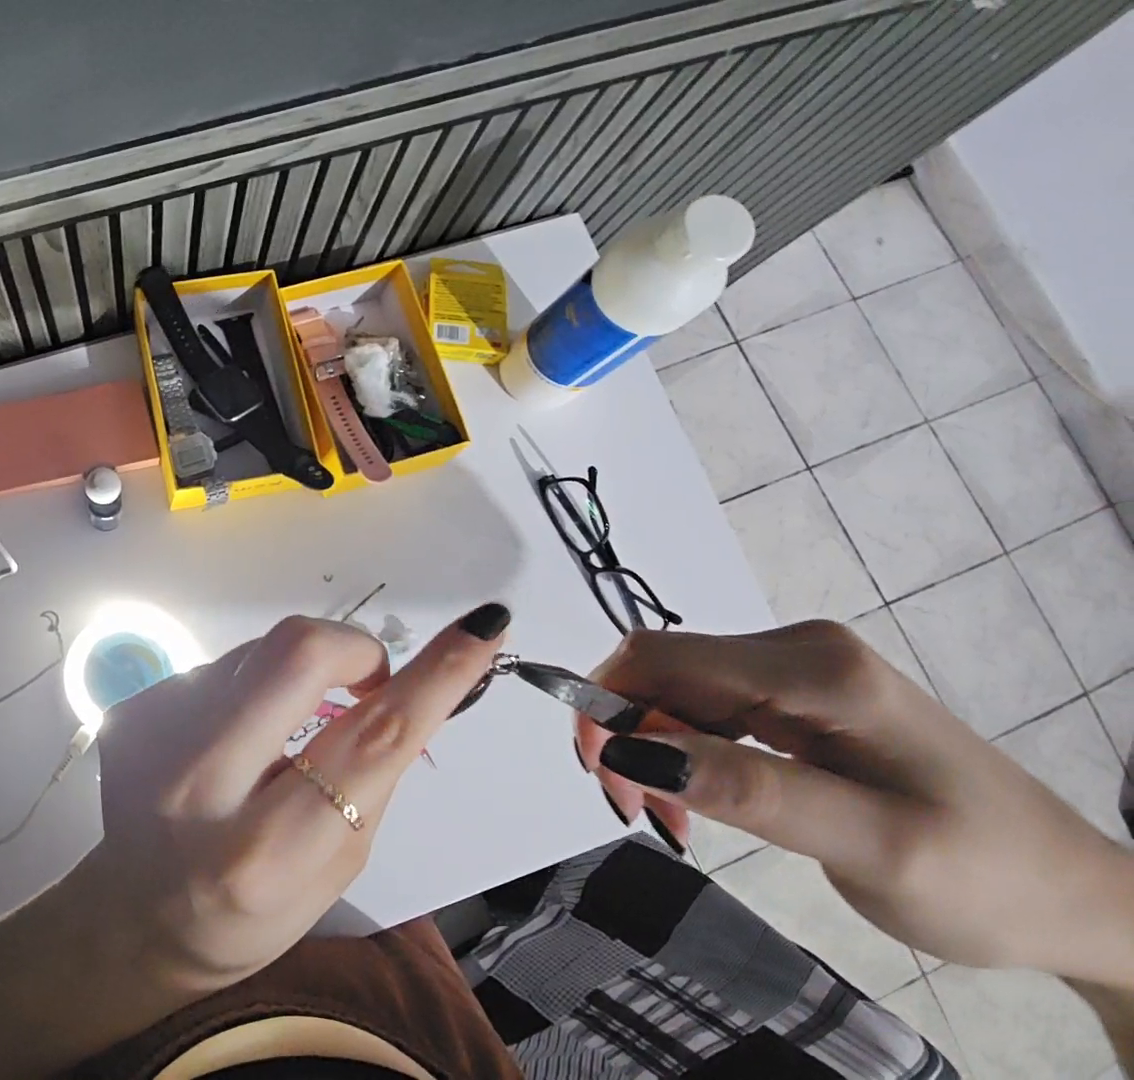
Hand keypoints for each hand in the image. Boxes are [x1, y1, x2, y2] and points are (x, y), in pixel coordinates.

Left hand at [73, 604, 510, 994]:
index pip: (369, 742)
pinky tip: (230, 743)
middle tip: (366, 680)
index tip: (482, 630)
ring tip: (279, 734)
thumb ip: (371, 779)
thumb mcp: (333, 870)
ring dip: (292, 677)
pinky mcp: (128, 707)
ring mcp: (150, 733)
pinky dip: (246, 693)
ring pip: (258, 650)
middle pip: (296, 652)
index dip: (436, 679)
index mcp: (261, 850)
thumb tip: (411, 684)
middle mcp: (195, 782)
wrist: (135, 917)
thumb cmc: (251, 912)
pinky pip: (217, 668)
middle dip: (354, 648)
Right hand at [575, 621, 1133, 986]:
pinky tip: (696, 800)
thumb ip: (750, 790)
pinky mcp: (796, 699)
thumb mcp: (872, 846)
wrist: (1073, 897)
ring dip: (650, 750)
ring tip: (673, 822)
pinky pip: (705, 711)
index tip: (604, 779)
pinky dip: (680, 754)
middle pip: (663, 671)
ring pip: (675, 692)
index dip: (606, 704)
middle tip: (638, 813)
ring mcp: (798, 673)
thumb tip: (631, 745)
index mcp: (817, 670)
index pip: (662, 657)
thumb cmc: (985, 878)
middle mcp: (800, 652)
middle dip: (626, 736)